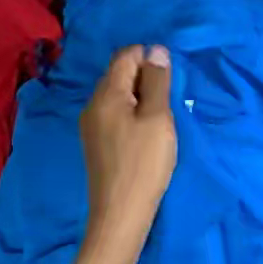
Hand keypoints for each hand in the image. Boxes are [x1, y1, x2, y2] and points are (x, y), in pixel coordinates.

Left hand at [79, 45, 176, 251]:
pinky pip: (116, 111)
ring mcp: (92, 125)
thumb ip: (157, 81)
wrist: (121, 213)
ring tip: (161, 116)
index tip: (170, 79)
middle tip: (169, 99)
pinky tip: (148, 130)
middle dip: (146, 76)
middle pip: (120, 73)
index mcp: (105, 95)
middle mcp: (92, 105)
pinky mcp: (97, 141)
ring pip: (119, 93)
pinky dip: (134, 111)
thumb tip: (155, 50)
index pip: (125, 56)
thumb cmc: (144, 162)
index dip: (150, 58)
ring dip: (142, 95)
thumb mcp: (158, 117)